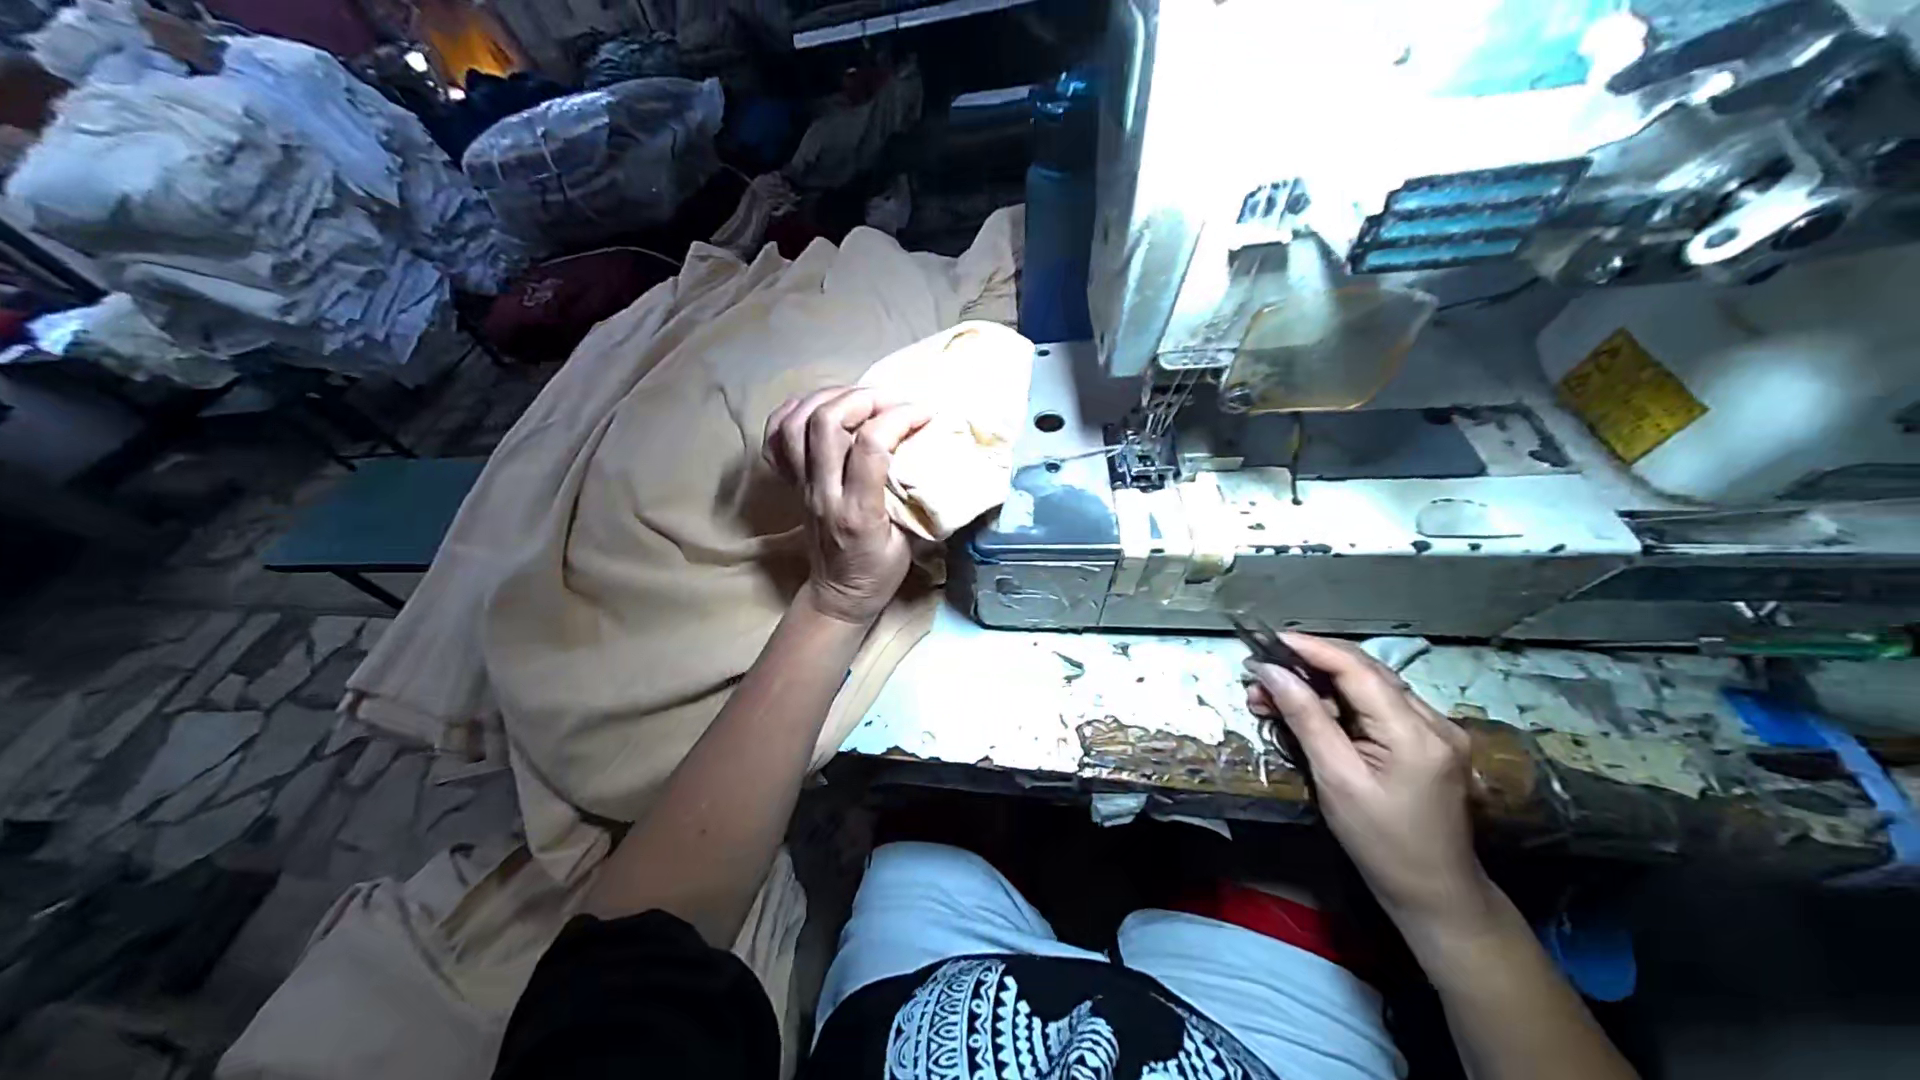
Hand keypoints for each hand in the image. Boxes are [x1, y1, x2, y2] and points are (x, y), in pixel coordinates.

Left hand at [764, 387, 929, 625]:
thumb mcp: (910, 543)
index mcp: (858, 512)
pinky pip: (776, 440)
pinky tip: (820, 408)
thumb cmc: (878, 572)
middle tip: (891, 400)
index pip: (870, 446)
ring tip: (858, 398)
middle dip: (863, 398)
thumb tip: (934, 455)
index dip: (900, 418)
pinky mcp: (791, 485)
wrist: (837, 596)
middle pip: (826, 423)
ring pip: (796, 424)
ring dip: (828, 398)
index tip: (925, 414)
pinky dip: (793, 413)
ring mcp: (801, 488)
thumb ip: (916, 500)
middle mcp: (823, 494)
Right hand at [1245, 633, 1487, 926]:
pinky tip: (1308, 708)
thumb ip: (1306, 718)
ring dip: (1320, 684)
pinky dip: (1339, 701)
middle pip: (1365, 671)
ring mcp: (1436, 729)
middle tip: (1260, 673)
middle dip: (1309, 665)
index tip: (1269, 641)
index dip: (1312, 649)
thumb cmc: (1380, 841)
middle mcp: (1434, 720)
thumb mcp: (1335, 778)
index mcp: (1415, 732)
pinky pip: (1378, 706)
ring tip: (1272, 693)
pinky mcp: (1428, 740)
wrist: (1434, 891)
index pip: (1358, 670)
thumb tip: (1270, 672)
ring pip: (1369, 686)